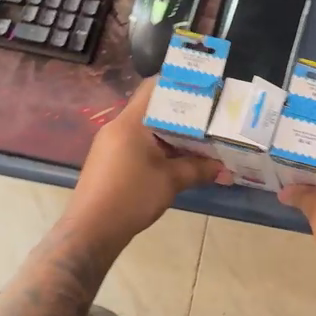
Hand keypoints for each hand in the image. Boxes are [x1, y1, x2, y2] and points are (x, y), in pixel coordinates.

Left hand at [69, 78, 224, 247]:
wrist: (91, 232)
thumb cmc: (130, 198)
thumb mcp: (171, 181)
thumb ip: (199, 169)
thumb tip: (225, 168)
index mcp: (130, 122)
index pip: (154, 87)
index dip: (180, 82)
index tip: (204, 86)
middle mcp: (118, 127)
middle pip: (153, 109)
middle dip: (183, 113)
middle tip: (211, 115)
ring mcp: (111, 144)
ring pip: (147, 129)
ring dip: (173, 134)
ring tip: (202, 138)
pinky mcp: (110, 161)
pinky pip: (139, 144)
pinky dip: (160, 147)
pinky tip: (179, 158)